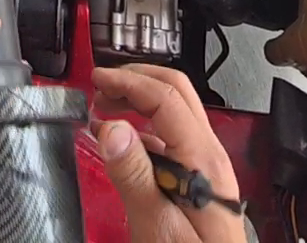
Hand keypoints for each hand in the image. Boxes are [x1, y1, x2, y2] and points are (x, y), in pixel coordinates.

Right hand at [91, 64, 247, 242]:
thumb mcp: (158, 230)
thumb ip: (135, 177)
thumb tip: (110, 127)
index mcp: (203, 159)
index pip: (165, 97)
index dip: (127, 81)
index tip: (95, 81)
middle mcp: (210, 154)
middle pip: (177, 90)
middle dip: (135, 79)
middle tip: (99, 88)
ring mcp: (208, 166)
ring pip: (176, 108)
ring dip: (139, 98)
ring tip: (105, 109)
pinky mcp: (201, 181)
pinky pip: (173, 135)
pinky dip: (144, 124)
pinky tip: (123, 143)